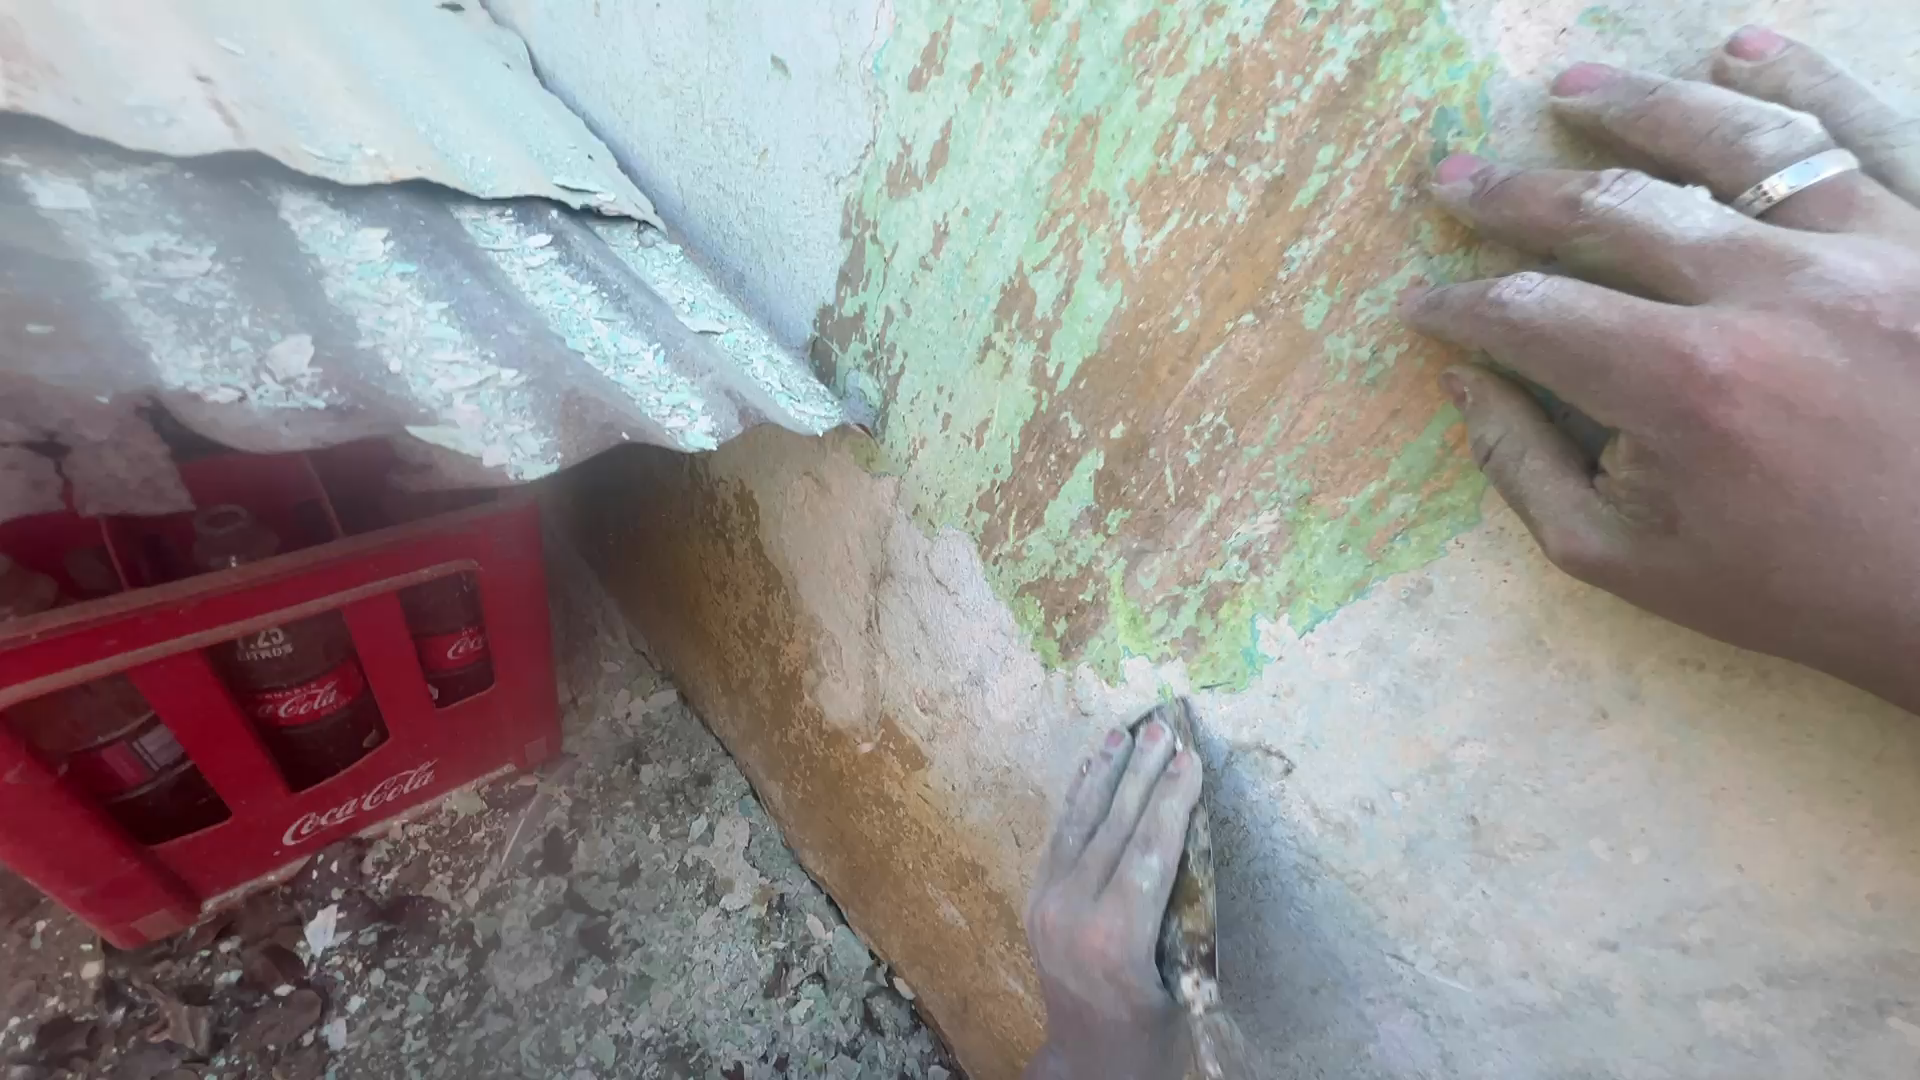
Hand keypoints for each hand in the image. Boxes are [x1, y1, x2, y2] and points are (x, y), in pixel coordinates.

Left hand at [1023, 719, 1201, 1079]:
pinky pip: (1060, 835)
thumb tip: (1189, 833)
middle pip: (1114, 826)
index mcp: (1116, 940)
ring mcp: (1046, 900)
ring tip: (1125, 731)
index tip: (1189, 756)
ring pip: (1081, 821)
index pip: (1149, 851)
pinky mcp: (1035, 894)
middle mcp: (1072, 911)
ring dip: (1106, 772)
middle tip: (1162, 725)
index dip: (1171, 799)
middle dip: (1142, 772)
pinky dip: (1079, 797)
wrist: (1085, 1062)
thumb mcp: (1184, 978)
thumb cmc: (1153, 1031)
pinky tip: (1092, 767)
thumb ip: (1183, 910)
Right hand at [1399, 27, 1919, 712]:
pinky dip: (1799, 84)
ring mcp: (1884, 248)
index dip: (1457, 306)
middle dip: (1509, 198)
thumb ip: (1521, 463)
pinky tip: (1738, 49)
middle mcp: (1777, 292)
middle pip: (1609, 212)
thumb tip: (1463, 381)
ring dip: (1638, 111)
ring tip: (1570, 88)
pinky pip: (1875, 131)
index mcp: (1682, 382)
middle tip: (1450, 178)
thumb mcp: (1614, 554)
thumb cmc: (1788, 585)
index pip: (1528, 313)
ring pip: (1738, 144)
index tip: (1417, 306)